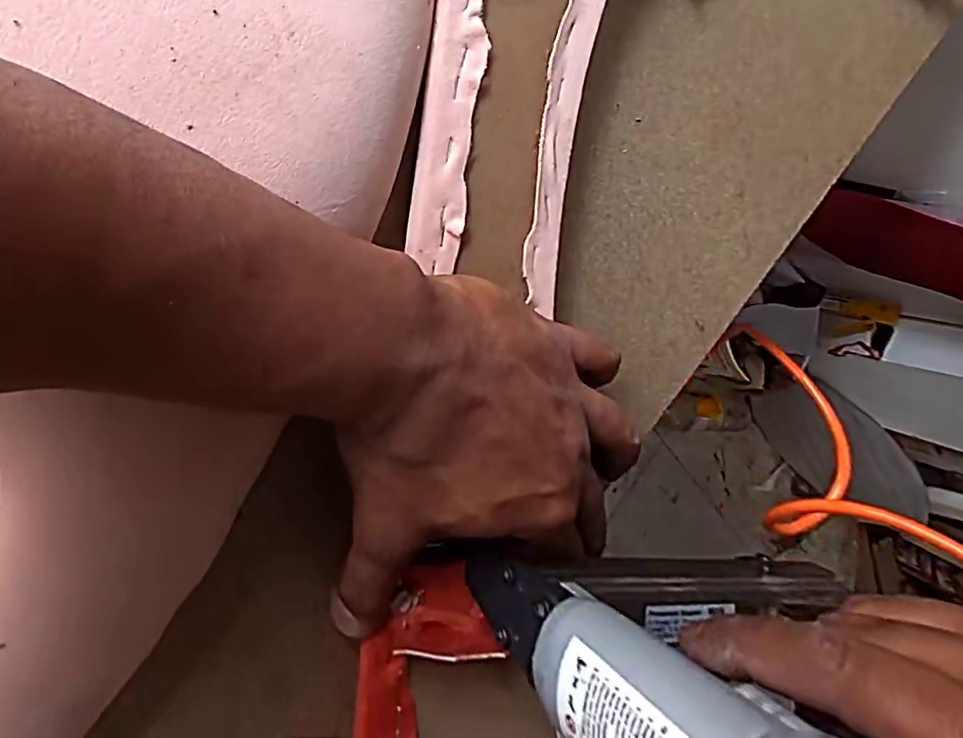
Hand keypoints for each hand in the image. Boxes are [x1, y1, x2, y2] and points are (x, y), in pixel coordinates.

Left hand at [330, 274, 639, 636]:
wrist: (396, 347)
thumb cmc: (397, 431)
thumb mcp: (381, 517)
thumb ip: (369, 579)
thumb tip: (350, 624)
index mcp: (538, 502)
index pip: (561, 545)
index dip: (544, 551)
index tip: (525, 546)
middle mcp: (567, 447)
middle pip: (593, 490)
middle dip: (581, 508)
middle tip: (561, 510)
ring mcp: (563, 388)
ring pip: (612, 426)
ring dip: (608, 443)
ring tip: (596, 447)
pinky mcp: (547, 338)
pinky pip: (592, 353)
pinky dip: (591, 362)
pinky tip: (577, 362)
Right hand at [681, 596, 962, 737]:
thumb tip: (771, 709)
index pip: (848, 662)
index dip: (754, 647)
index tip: (707, 646)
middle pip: (858, 628)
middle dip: (794, 653)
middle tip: (756, 685)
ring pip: (888, 609)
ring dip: (843, 645)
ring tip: (833, 690)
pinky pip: (941, 612)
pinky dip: (900, 638)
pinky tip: (898, 674)